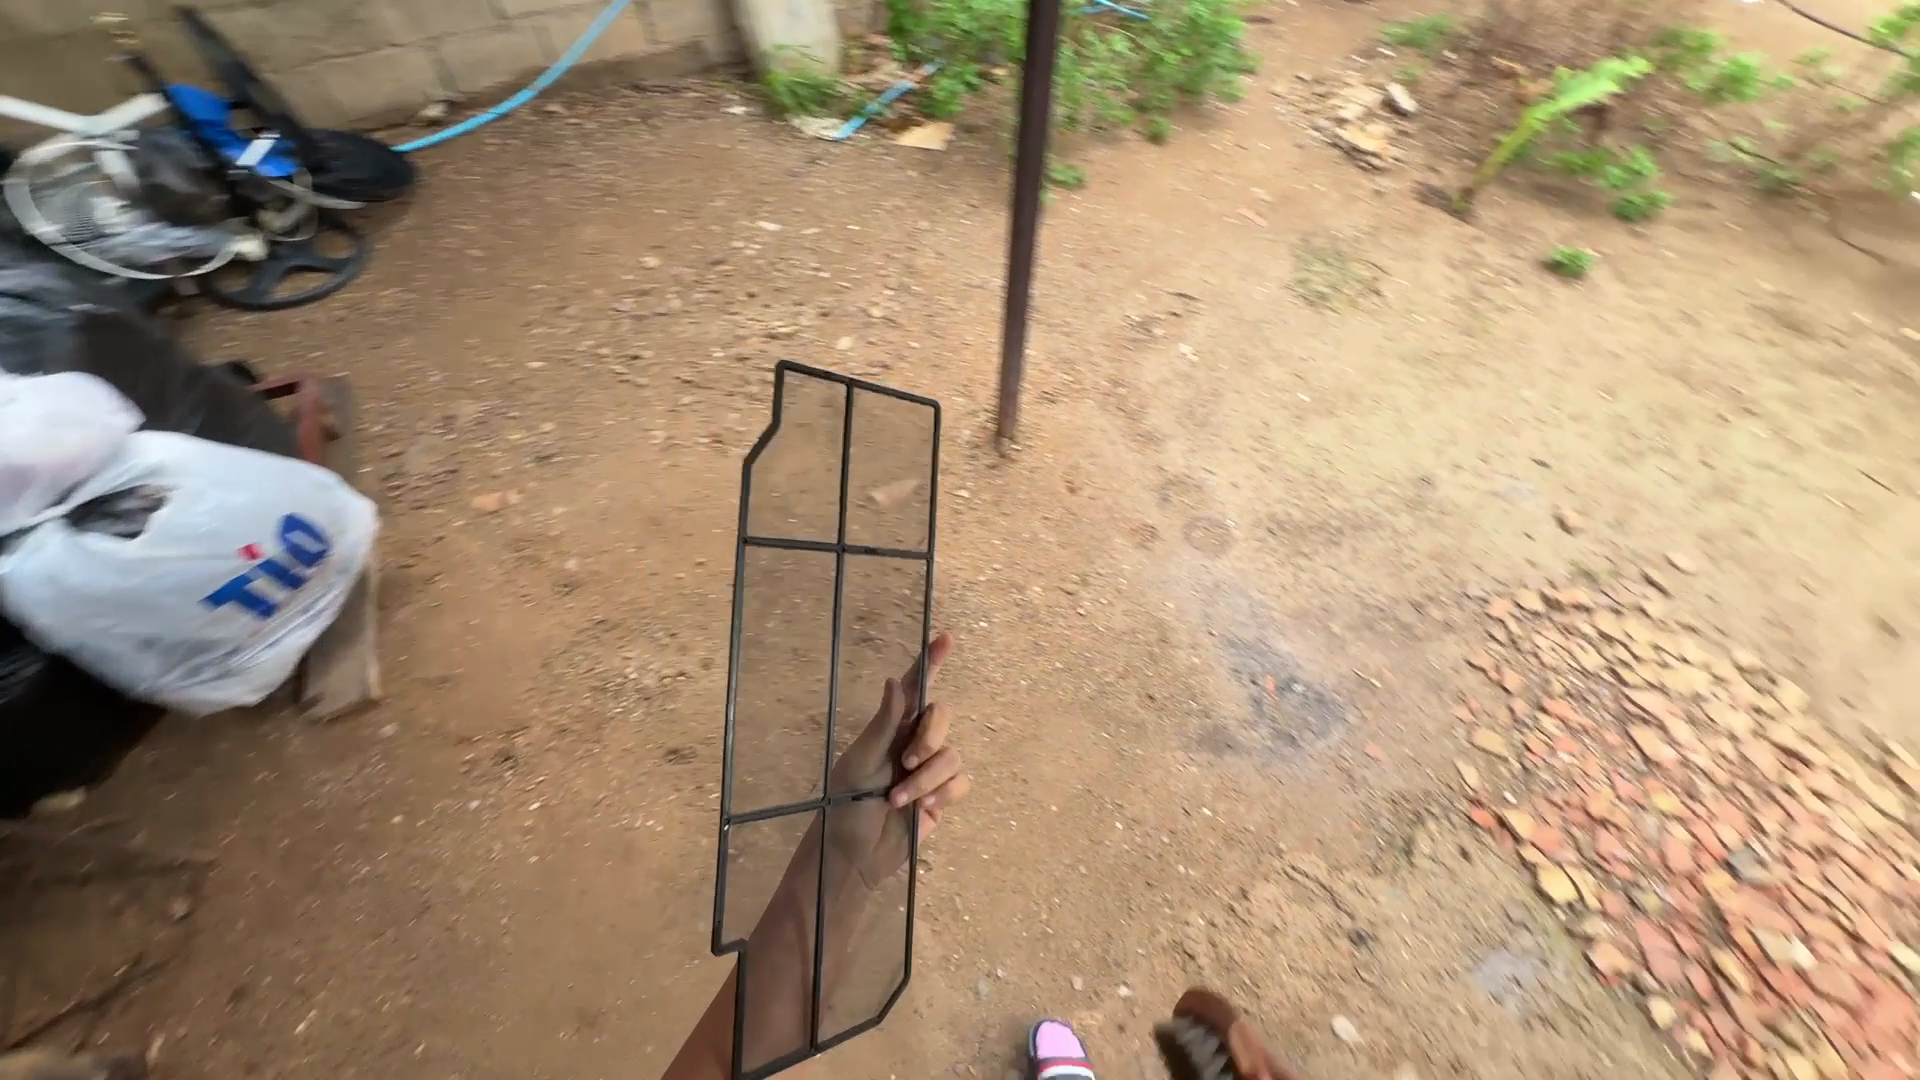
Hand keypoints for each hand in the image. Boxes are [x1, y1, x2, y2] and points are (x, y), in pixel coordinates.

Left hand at [823, 632, 965, 893]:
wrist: (854, 857)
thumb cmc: (845, 806)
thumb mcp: (859, 761)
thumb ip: (884, 724)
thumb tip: (896, 681)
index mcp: (891, 726)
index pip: (915, 687)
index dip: (931, 662)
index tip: (946, 637)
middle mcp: (914, 740)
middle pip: (942, 716)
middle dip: (929, 737)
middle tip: (907, 761)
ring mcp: (930, 768)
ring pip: (951, 753)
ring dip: (927, 777)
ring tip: (900, 799)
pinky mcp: (942, 795)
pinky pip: (960, 781)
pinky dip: (942, 793)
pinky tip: (924, 808)